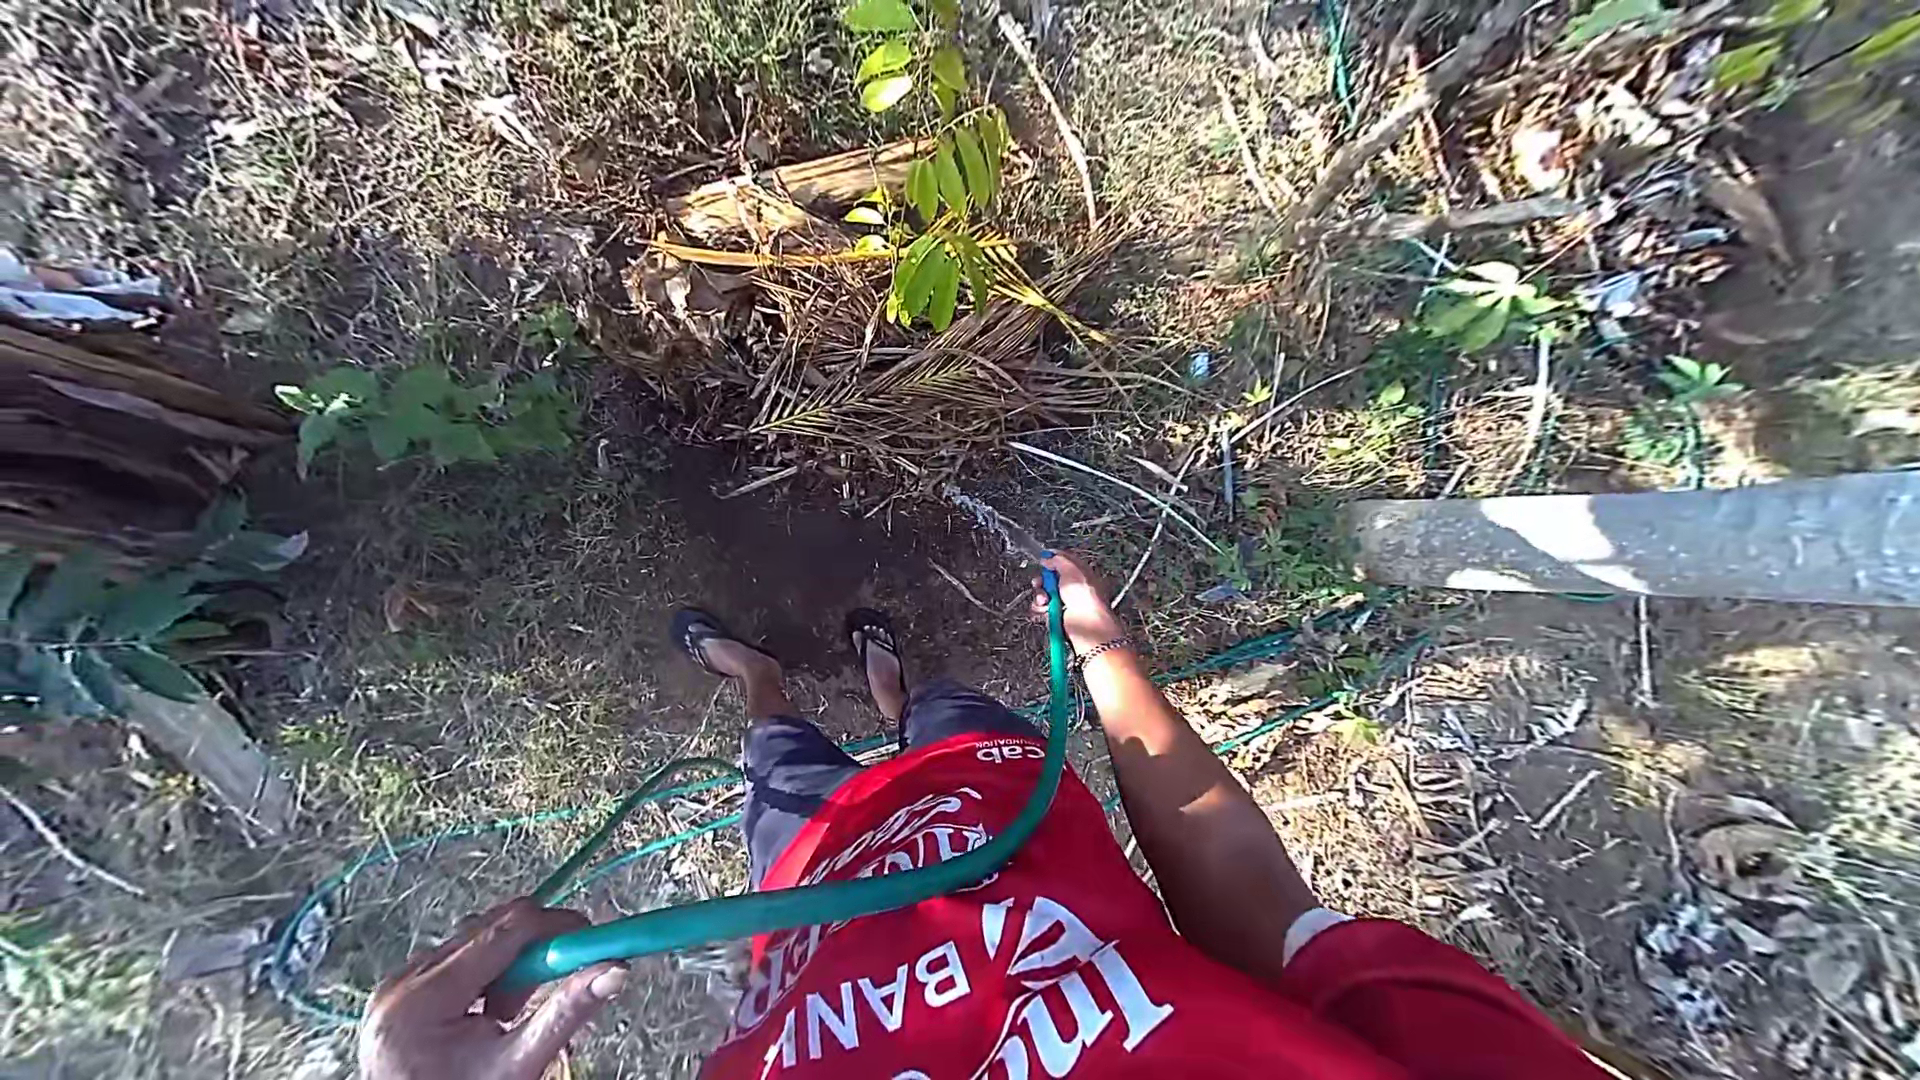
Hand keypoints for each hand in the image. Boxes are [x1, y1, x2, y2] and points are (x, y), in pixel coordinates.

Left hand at [359, 898, 625, 1079]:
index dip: (560, 925)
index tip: (594, 940)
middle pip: (498, 925)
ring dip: (517, 958)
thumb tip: (618, 969)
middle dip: (537, 947)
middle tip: (557, 981)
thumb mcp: (516, 1067)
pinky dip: (494, 969)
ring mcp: (400, 983)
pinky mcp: (405, 987)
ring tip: (513, 1009)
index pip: (510, 928)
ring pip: (486, 933)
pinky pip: (466, 951)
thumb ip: (566, 1012)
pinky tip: (493, 1008)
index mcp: (423, 1001)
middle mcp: (404, 981)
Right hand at [1030, 551, 1128, 654]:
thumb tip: (1048, 559)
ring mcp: (1065, 601)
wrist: (1085, 623)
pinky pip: (1042, 607)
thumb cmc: (1085, 597)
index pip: (1064, 561)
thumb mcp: (1071, 570)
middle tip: (1041, 582)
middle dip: (1042, 580)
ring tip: (1045, 599)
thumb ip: (1058, 560)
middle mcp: (1074, 587)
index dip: (1053, 559)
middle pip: (1051, 578)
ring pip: (1044, 593)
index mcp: (1081, 573)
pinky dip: (1040, 607)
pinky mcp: (1058, 614)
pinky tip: (1044, 608)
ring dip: (1040, 595)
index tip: (1043, 558)